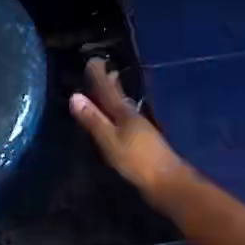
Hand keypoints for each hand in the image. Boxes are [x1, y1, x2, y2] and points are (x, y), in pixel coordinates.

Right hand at [70, 57, 194, 197]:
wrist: (169, 184)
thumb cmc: (137, 162)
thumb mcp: (110, 142)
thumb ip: (93, 120)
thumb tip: (74, 96)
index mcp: (124, 113)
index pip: (108, 90)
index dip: (99, 76)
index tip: (92, 60)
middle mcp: (133, 116)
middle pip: (119, 95)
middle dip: (109, 82)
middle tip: (102, 68)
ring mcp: (141, 129)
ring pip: (124, 106)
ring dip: (116, 95)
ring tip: (109, 86)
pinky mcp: (144, 141)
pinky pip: (127, 117)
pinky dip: (119, 110)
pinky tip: (119, 117)